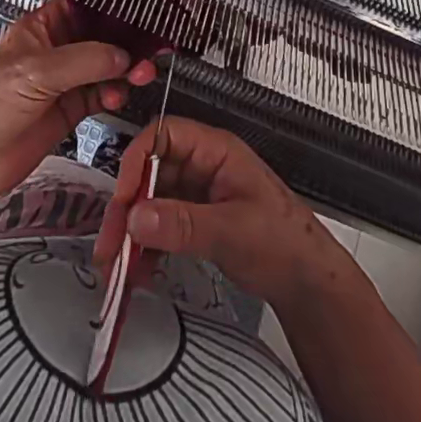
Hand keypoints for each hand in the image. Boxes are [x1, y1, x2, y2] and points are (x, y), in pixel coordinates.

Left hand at [0, 0, 157, 210]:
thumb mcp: (34, 73)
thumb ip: (81, 61)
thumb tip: (119, 55)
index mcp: (37, 30)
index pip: (80, 8)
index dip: (107, 9)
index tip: (136, 13)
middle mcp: (51, 53)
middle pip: (98, 39)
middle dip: (124, 43)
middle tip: (147, 49)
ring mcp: (60, 83)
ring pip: (104, 69)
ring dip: (125, 70)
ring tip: (139, 74)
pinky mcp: (66, 111)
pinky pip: (100, 96)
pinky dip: (114, 94)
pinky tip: (117, 95)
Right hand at [94, 117, 351, 303]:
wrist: (309, 285)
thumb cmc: (287, 244)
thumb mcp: (232, 231)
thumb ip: (183, 223)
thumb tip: (136, 217)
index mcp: (215, 151)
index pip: (162, 136)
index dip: (137, 161)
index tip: (124, 198)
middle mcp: (201, 166)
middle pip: (148, 171)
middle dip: (126, 205)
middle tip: (111, 239)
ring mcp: (196, 193)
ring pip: (149, 200)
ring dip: (130, 229)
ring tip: (118, 260)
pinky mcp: (192, 219)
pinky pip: (158, 223)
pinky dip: (144, 243)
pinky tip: (138, 266)